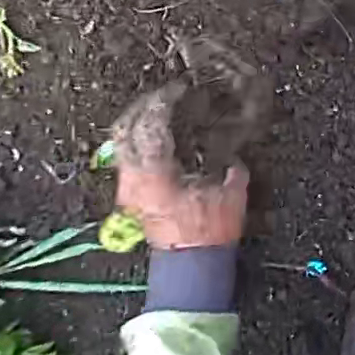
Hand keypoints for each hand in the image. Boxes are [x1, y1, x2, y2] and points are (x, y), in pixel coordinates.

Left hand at [112, 83, 249, 248]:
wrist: (192, 265)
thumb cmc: (210, 230)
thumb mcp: (231, 189)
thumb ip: (230, 163)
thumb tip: (231, 146)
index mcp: (155, 173)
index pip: (150, 126)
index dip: (163, 102)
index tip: (178, 89)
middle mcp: (134, 180)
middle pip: (125, 132)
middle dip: (144, 108)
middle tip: (164, 94)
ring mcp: (129, 189)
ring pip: (123, 146)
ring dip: (140, 124)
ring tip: (160, 110)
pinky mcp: (132, 198)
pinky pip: (129, 159)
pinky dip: (141, 141)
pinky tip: (159, 136)